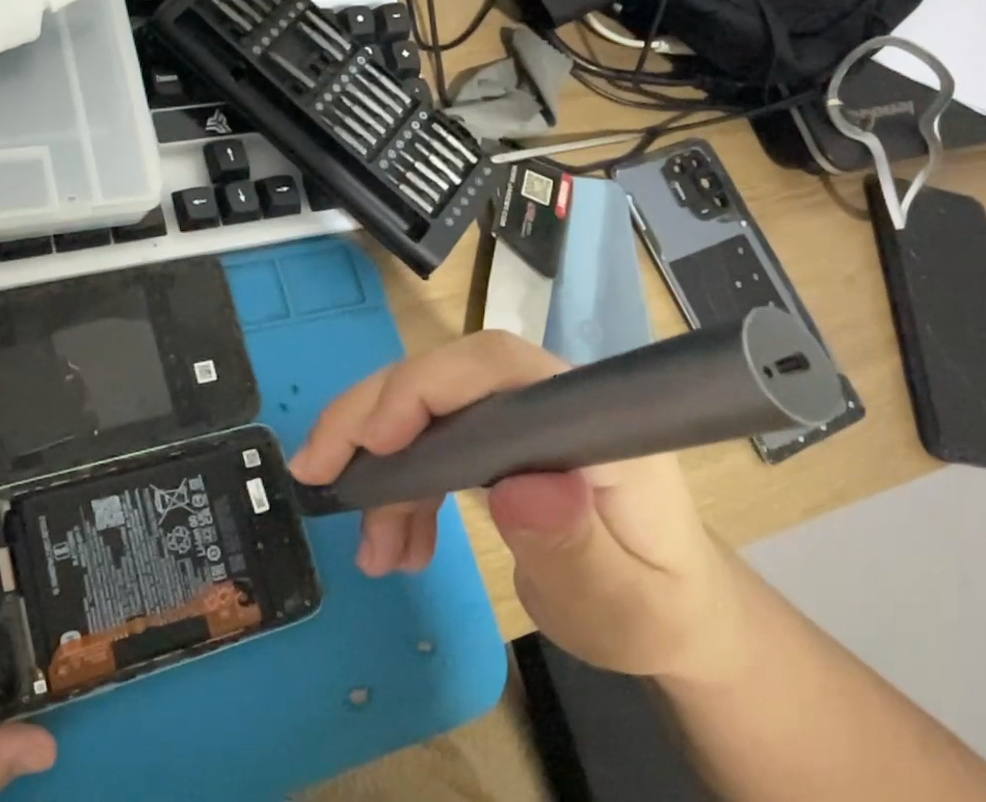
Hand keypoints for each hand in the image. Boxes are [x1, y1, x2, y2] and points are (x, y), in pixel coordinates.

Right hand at [288, 330, 753, 683]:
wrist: (670, 618)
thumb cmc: (653, 611)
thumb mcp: (620, 602)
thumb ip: (574, 546)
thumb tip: (520, 486)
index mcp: (593, 425)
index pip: (500, 368)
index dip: (427, 386)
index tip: (376, 442)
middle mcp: (547, 405)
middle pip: (441, 380)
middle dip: (367, 420)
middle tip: (315, 471)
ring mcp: (517, 424)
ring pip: (420, 412)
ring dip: (374, 470)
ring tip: (368, 548)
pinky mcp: (494, 446)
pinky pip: (424, 448)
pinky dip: (394, 494)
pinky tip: (391, 545)